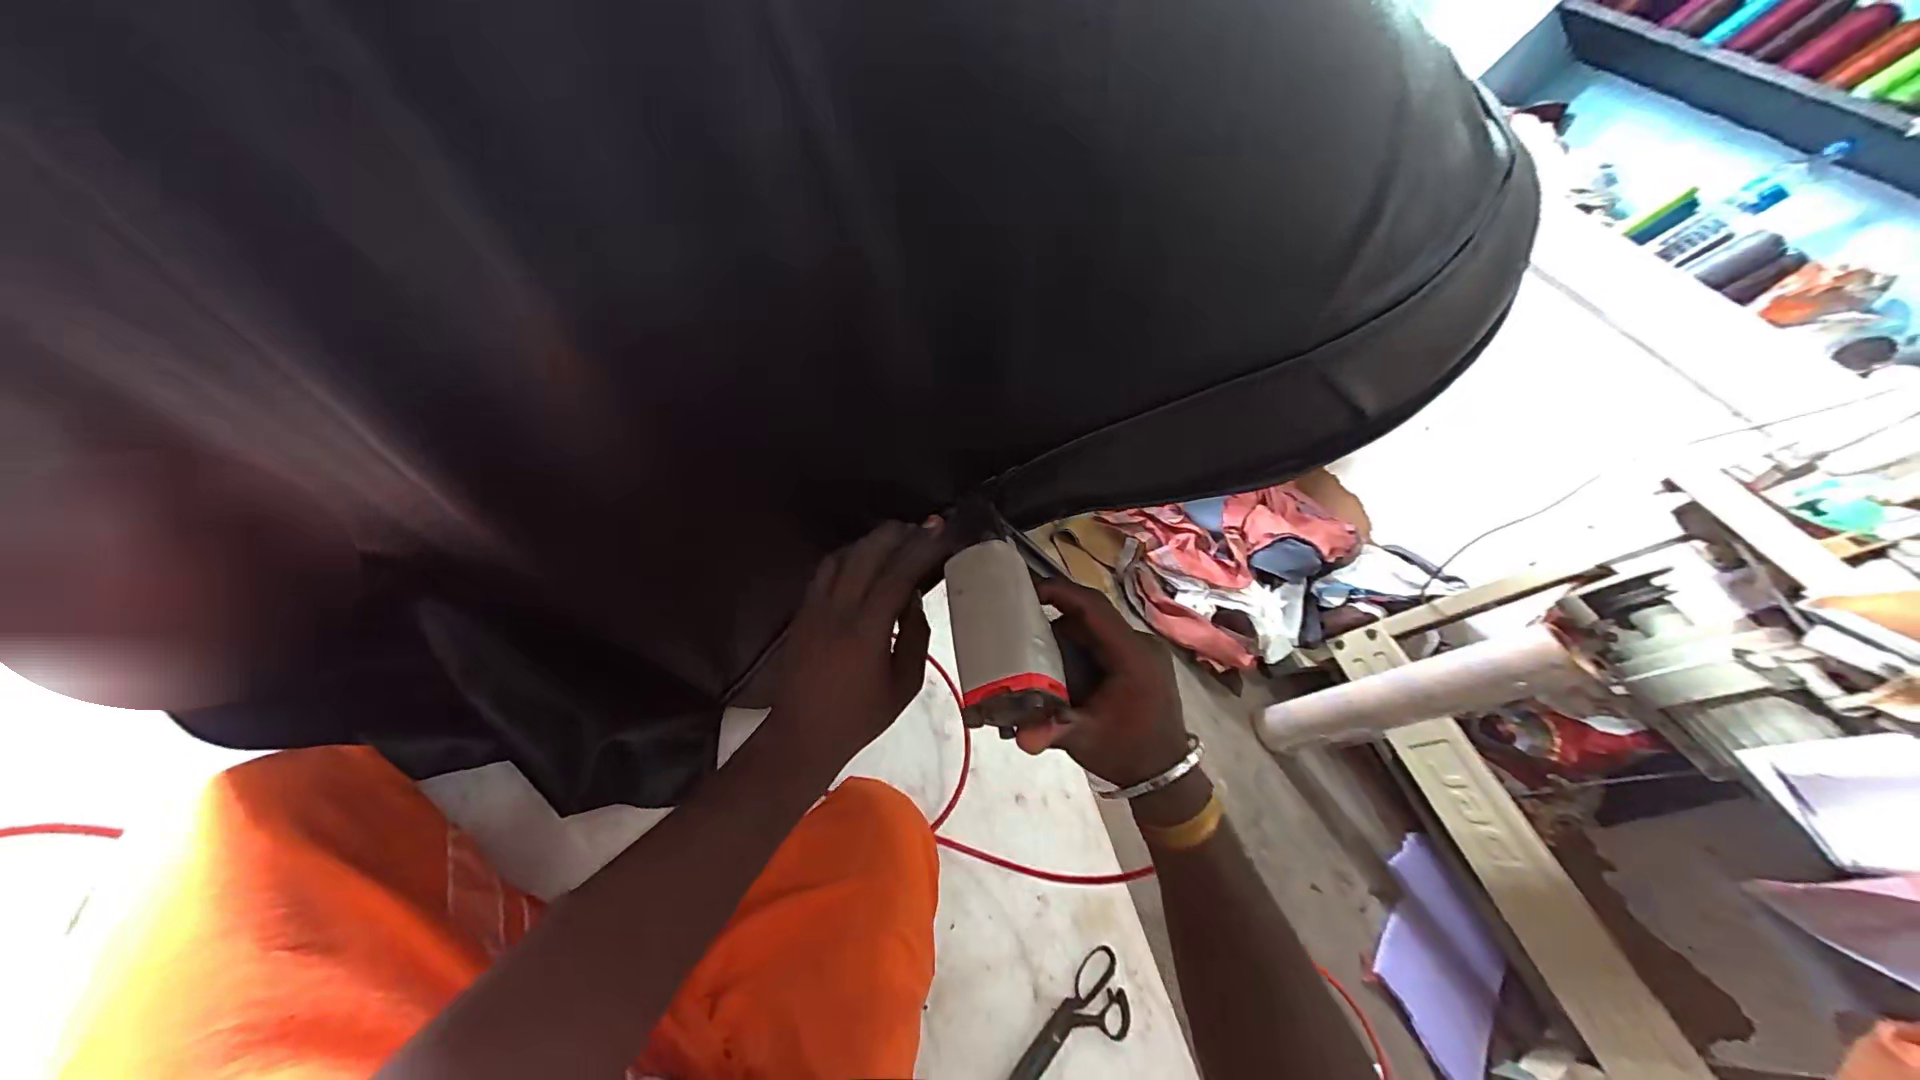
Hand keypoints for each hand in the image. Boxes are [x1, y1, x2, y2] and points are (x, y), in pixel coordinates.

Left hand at [770, 518, 950, 765]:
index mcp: (866, 633)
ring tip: (896, 537)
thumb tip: (915, 598)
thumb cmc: (860, 717)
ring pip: (842, 557)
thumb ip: (916, 637)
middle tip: (922, 526)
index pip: (897, 576)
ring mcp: (814, 609)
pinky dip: (847, 556)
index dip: (921, 549)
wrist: (802, 734)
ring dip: (870, 541)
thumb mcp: (904, 684)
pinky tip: (862, 557)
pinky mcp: (802, 612)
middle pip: (867, 555)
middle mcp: (837, 612)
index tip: (940, 532)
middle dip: (897, 534)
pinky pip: (824, 571)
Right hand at [1014, 576, 1189, 787]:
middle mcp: (1140, 645)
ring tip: (1030, 655)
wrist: (1164, 775)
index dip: (1061, 592)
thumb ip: (1052, 730)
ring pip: (1093, 632)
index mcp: (1132, 655)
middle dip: (1052, 624)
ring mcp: (1141, 653)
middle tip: (1017, 631)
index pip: (1094, 608)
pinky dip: (1077, 653)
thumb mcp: (1087, 739)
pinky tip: (1055, 671)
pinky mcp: (1137, 663)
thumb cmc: (1128, 753)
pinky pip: (1101, 645)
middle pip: (1089, 619)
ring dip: (1063, 641)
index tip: (1028, 588)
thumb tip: (1020, 737)